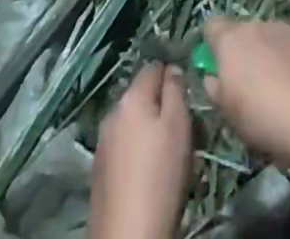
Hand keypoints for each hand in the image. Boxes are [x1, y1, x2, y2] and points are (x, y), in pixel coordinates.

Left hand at [92, 63, 192, 238]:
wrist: (128, 231)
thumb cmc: (160, 173)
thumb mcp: (178, 125)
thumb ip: (176, 90)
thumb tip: (172, 68)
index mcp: (131, 97)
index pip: (153, 67)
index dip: (172, 72)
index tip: (189, 89)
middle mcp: (113, 111)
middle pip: (141, 94)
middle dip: (162, 102)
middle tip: (185, 124)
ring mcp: (104, 140)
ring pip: (133, 119)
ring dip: (149, 125)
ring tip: (170, 148)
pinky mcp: (101, 166)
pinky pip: (124, 143)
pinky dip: (138, 146)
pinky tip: (149, 167)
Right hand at [201, 19, 289, 164]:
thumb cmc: (263, 118)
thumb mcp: (228, 114)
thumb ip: (215, 89)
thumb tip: (213, 77)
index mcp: (229, 40)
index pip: (212, 26)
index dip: (213, 44)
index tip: (218, 67)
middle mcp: (254, 25)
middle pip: (241, 30)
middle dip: (242, 49)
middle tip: (247, 82)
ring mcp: (283, 28)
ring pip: (266, 35)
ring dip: (266, 50)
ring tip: (277, 83)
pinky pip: (289, 42)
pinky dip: (289, 54)